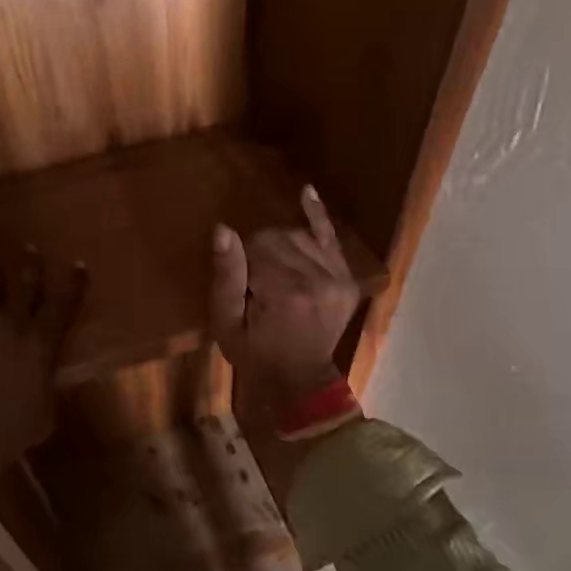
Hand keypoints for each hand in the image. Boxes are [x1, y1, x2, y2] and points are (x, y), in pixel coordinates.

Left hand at [0, 251, 86, 486]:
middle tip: (31, 248)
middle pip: (24, 287)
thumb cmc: (1, 437)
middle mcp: (7, 325)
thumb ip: (47, 389)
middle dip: (30, 267)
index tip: (78, 265)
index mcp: (38, 344)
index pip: (62, 304)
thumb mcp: (41, 418)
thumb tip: (47, 376)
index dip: (73, 283)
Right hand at [209, 186, 359, 409]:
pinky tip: (305, 192)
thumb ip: (227, 275)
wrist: (299, 378)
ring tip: (271, 270)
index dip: (241, 265)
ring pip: (297, 236)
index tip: (242, 290)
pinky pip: (331, 237)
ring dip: (279, 244)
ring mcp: (337, 278)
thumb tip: (223, 229)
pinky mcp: (347, 279)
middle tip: (254, 283)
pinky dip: (317, 214)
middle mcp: (317, 279)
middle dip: (258, 253)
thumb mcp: (226, 321)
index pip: (254, 249)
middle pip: (276, 239)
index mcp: (285, 293)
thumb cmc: (254, 353)